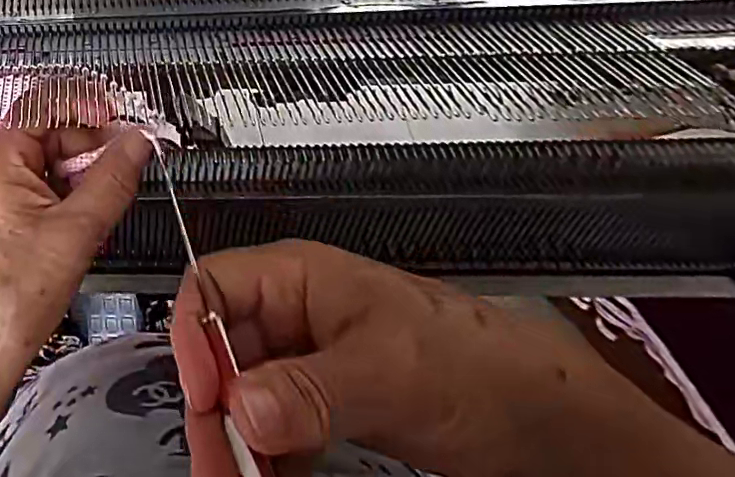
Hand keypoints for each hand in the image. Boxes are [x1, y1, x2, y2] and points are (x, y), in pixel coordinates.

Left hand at [0, 125, 151, 381]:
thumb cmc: (16, 291)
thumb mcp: (78, 228)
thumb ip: (113, 178)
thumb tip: (138, 141)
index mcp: (3, 158)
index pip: (46, 104)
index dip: (85, 103)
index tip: (119, 113)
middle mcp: (1, 166)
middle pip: (55, 129)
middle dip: (94, 137)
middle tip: (131, 147)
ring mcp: (10, 188)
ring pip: (58, 156)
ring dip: (90, 163)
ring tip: (118, 179)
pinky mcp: (20, 209)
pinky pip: (55, 180)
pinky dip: (80, 184)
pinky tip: (99, 201)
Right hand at [171, 240, 734, 476]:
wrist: (541, 417)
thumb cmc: (467, 362)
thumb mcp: (388, 371)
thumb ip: (310, 388)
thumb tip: (238, 408)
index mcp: (295, 278)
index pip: (213, 284)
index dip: (193, 332)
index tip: (202, 397)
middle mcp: (290, 313)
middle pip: (220, 348)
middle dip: (211, 406)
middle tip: (220, 468)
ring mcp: (306, 361)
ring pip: (241, 394)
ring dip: (233, 441)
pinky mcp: (322, 404)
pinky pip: (273, 429)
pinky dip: (264, 460)